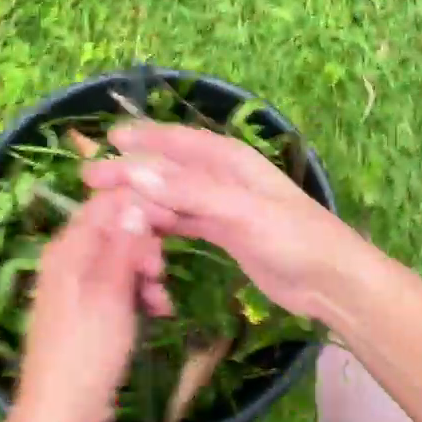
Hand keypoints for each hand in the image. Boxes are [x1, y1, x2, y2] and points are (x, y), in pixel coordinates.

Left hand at [8, 188, 171, 421]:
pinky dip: (138, 292)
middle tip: (159, 273)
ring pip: (121, 257)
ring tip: (160, 300)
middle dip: (146, 245)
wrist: (59, 416)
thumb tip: (133, 201)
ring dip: (146, 273)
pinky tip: (155, 312)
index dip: (142, 204)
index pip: (107, 202)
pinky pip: (117, 284)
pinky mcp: (86, 308)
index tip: (173, 221)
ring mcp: (76, 284)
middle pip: (116, 228)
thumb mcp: (112, 293)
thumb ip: (124, 244)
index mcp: (69, 247)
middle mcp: (69, 258)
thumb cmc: (86, 351)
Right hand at [84, 121, 372, 321]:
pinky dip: (161, 222)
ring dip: (143, 198)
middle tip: (91, 178)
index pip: (178, 143)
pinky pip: (183, 220)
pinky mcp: (224, 232)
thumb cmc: (293, 237)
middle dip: (133, 171)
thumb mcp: (241, 212)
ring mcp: (223, 204)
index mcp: (231, 160)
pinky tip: (139, 230)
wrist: (330, 281)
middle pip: (169, 169)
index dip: (143, 140)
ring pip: (173, 196)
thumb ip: (190, 193)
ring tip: (106, 206)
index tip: (108, 141)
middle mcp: (223, 176)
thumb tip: (137, 173)